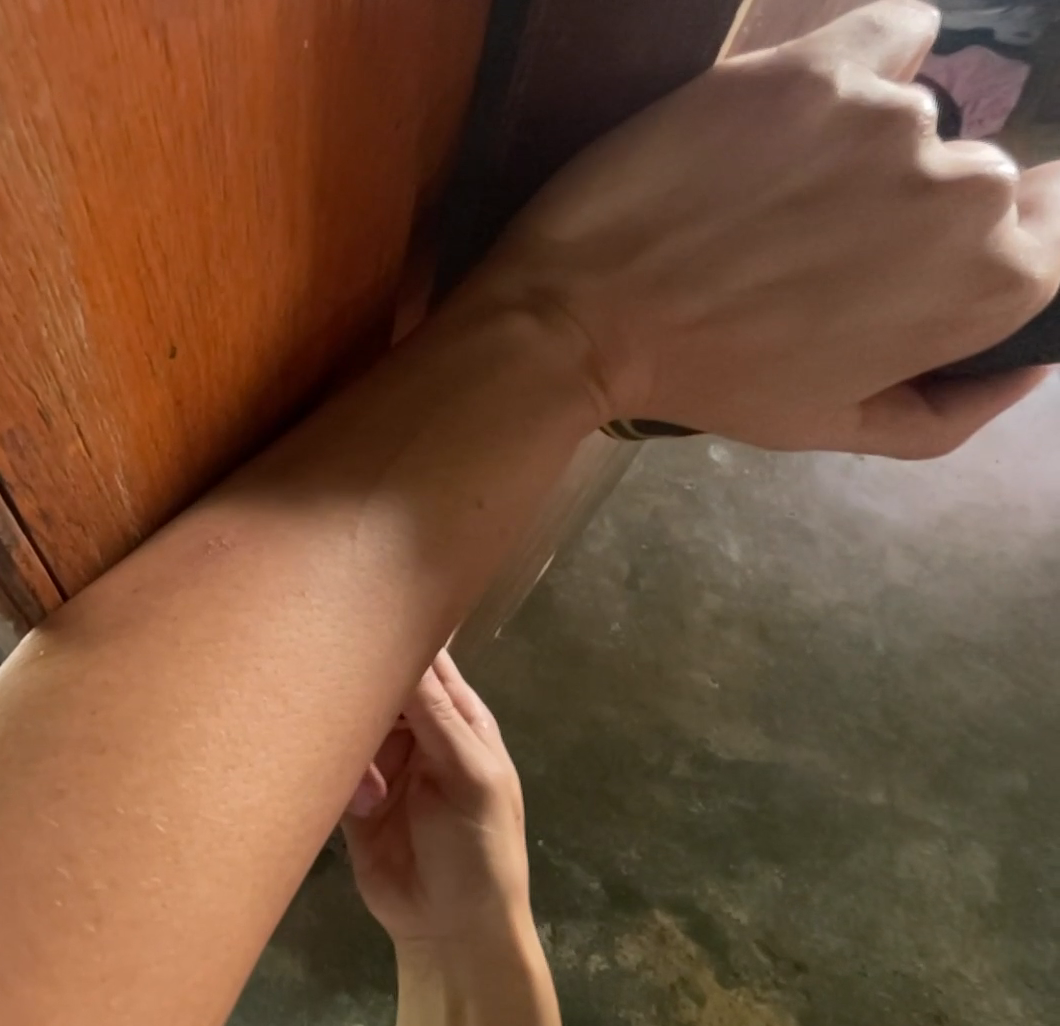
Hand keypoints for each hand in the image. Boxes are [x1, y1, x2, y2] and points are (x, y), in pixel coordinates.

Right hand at [342, 652, 530, 945]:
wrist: (447, 931)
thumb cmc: (478, 848)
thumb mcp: (468, 776)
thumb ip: (434, 713)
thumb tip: (405, 643)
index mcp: (457, 719)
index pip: (427, 661)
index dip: (398, 633)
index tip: (357, 609)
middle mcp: (415, 731)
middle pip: (377, 685)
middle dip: (357, 684)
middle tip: (327, 673)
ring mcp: (380, 760)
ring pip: (347, 719)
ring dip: (347, 739)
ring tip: (366, 780)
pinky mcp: (349, 791)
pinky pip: (328, 760)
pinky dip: (333, 772)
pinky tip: (356, 803)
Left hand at [471, 0, 1055, 457]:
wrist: (572, 324)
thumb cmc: (689, 378)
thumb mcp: (817, 426)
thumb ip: (942, 412)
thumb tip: (1024, 371)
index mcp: (993, 281)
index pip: (1032, 236)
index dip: (938, 250)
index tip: (862, 261)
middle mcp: (972, 188)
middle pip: (966, 174)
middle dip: (885, 207)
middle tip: (787, 239)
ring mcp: (893, 122)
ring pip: (909, 117)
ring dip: (847, 151)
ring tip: (750, 198)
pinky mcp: (816, 72)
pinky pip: (889, 35)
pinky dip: (857, 65)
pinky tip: (791, 113)